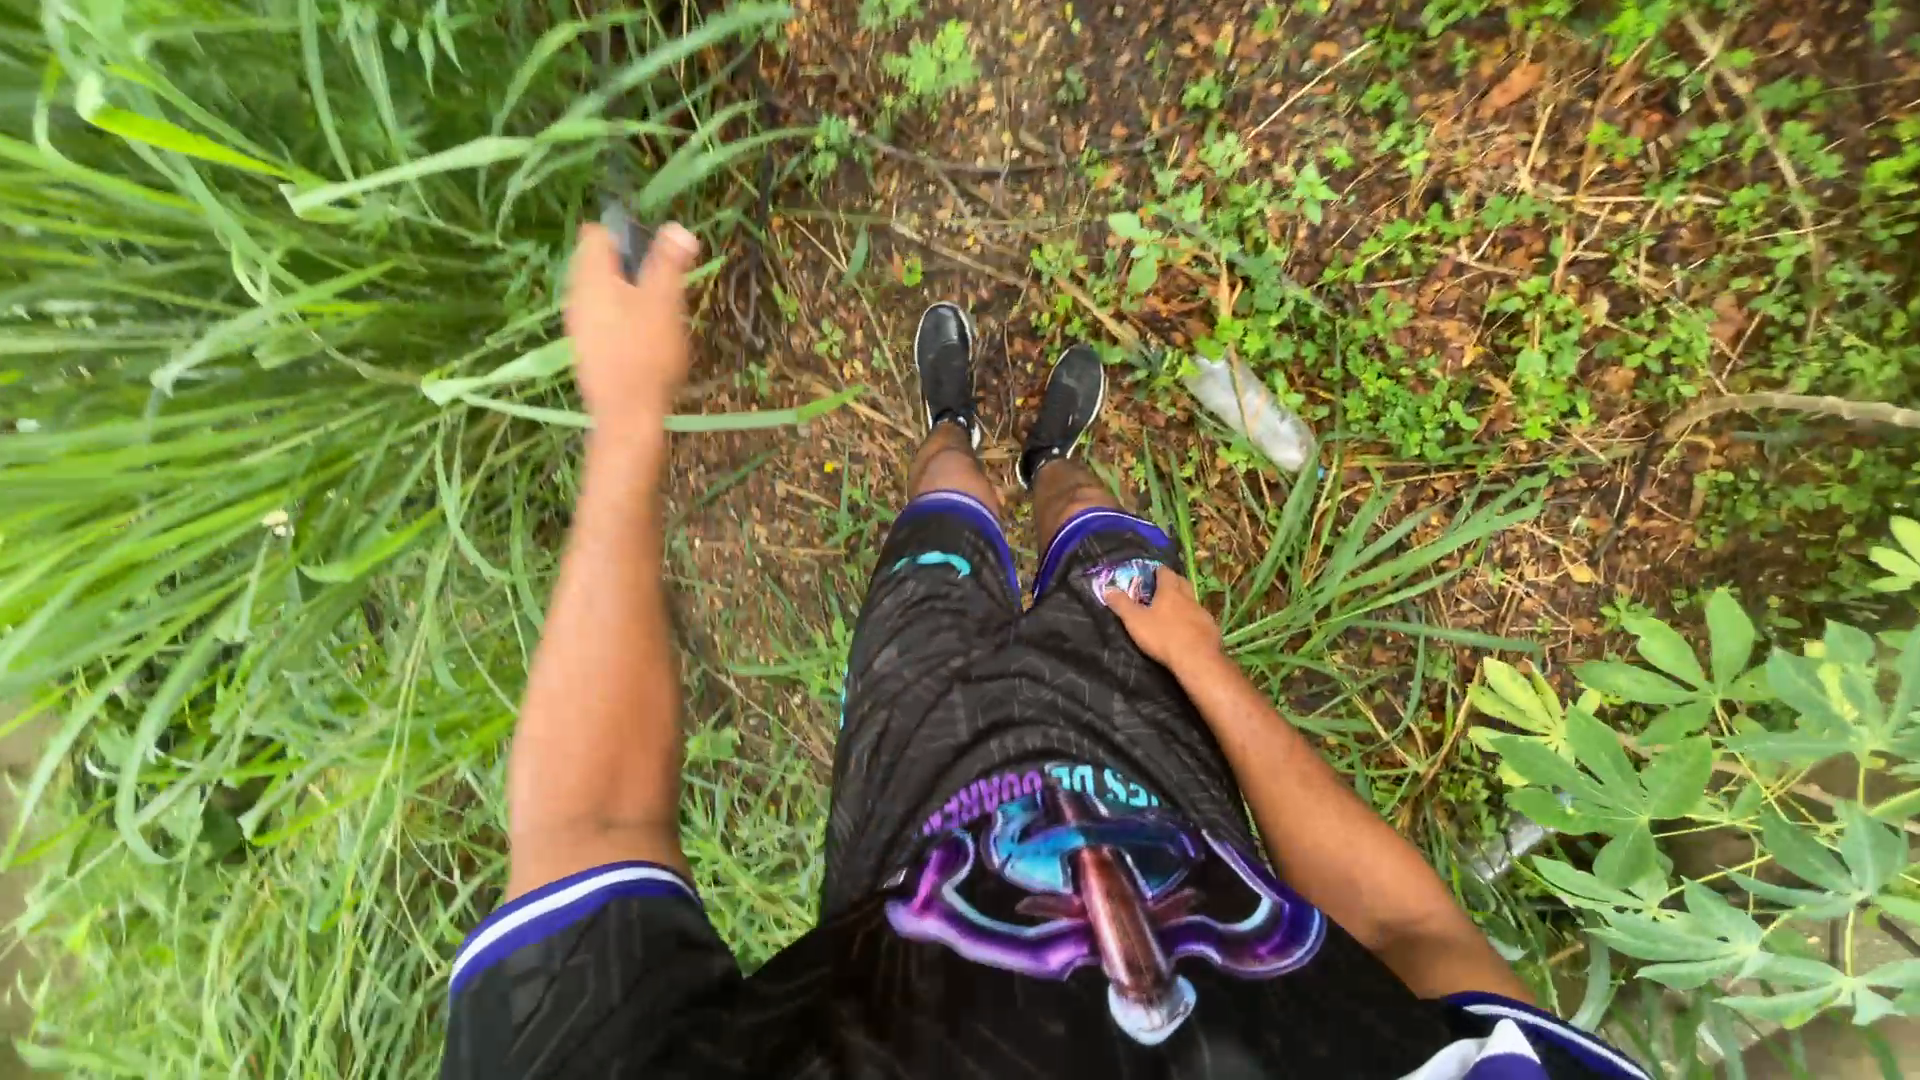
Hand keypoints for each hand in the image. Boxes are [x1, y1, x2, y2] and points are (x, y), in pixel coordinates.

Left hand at [563, 221, 700, 447]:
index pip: (598, 233)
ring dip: (628, 298)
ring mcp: (577, 324)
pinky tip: (643, 345)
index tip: (655, 256)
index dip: (626, 235)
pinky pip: (602, 321)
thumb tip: (678, 229)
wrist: (627, 414)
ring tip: (657, 319)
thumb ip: (669, 263)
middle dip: (631, 270)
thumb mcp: (665, 302)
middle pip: (599, 264)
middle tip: (662, 290)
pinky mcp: (585, 350)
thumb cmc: (648, 354)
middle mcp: (576, 295)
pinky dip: (621, 322)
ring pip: (602, 295)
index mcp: (592, 276)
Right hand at [1103, 565, 1226, 673]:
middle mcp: (1188, 598)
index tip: (1153, 573)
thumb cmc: (1163, 636)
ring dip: (1184, 602)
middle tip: (1164, 587)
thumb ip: (1121, 604)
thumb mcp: (1135, 621)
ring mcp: (1202, 613)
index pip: (1166, 573)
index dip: (1159, 571)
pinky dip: (1193, 619)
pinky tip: (1188, 629)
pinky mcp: (1211, 629)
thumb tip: (1107, 588)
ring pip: (1192, 601)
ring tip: (1175, 610)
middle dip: (1174, 581)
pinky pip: (1201, 618)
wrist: (1196, 659)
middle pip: (1182, 582)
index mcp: (1169, 592)